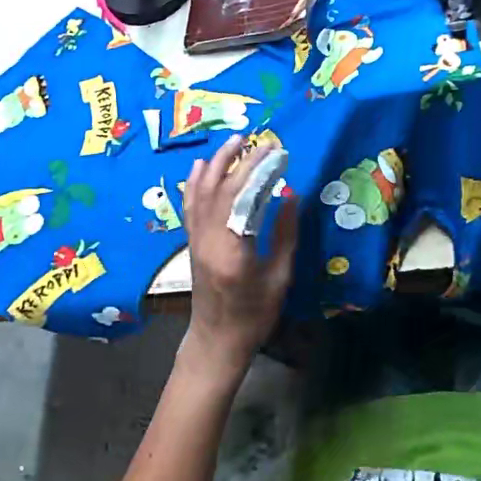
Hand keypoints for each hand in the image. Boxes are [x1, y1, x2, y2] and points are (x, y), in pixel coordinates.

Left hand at [179, 133, 299, 380]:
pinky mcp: (191, 242)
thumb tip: (290, 194)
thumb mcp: (279, 277)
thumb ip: (284, 234)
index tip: (277, 151)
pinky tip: (200, 167)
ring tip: (233, 141)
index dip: (259, 169)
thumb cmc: (254, 314)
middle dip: (242, 160)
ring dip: (216, 163)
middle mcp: (208, 238)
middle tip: (262, 141)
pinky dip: (195, 183)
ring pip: (202, 192)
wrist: (217, 340)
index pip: (243, 196)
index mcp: (233, 248)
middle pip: (222, 188)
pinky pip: (190, 205)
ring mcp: (196, 239)